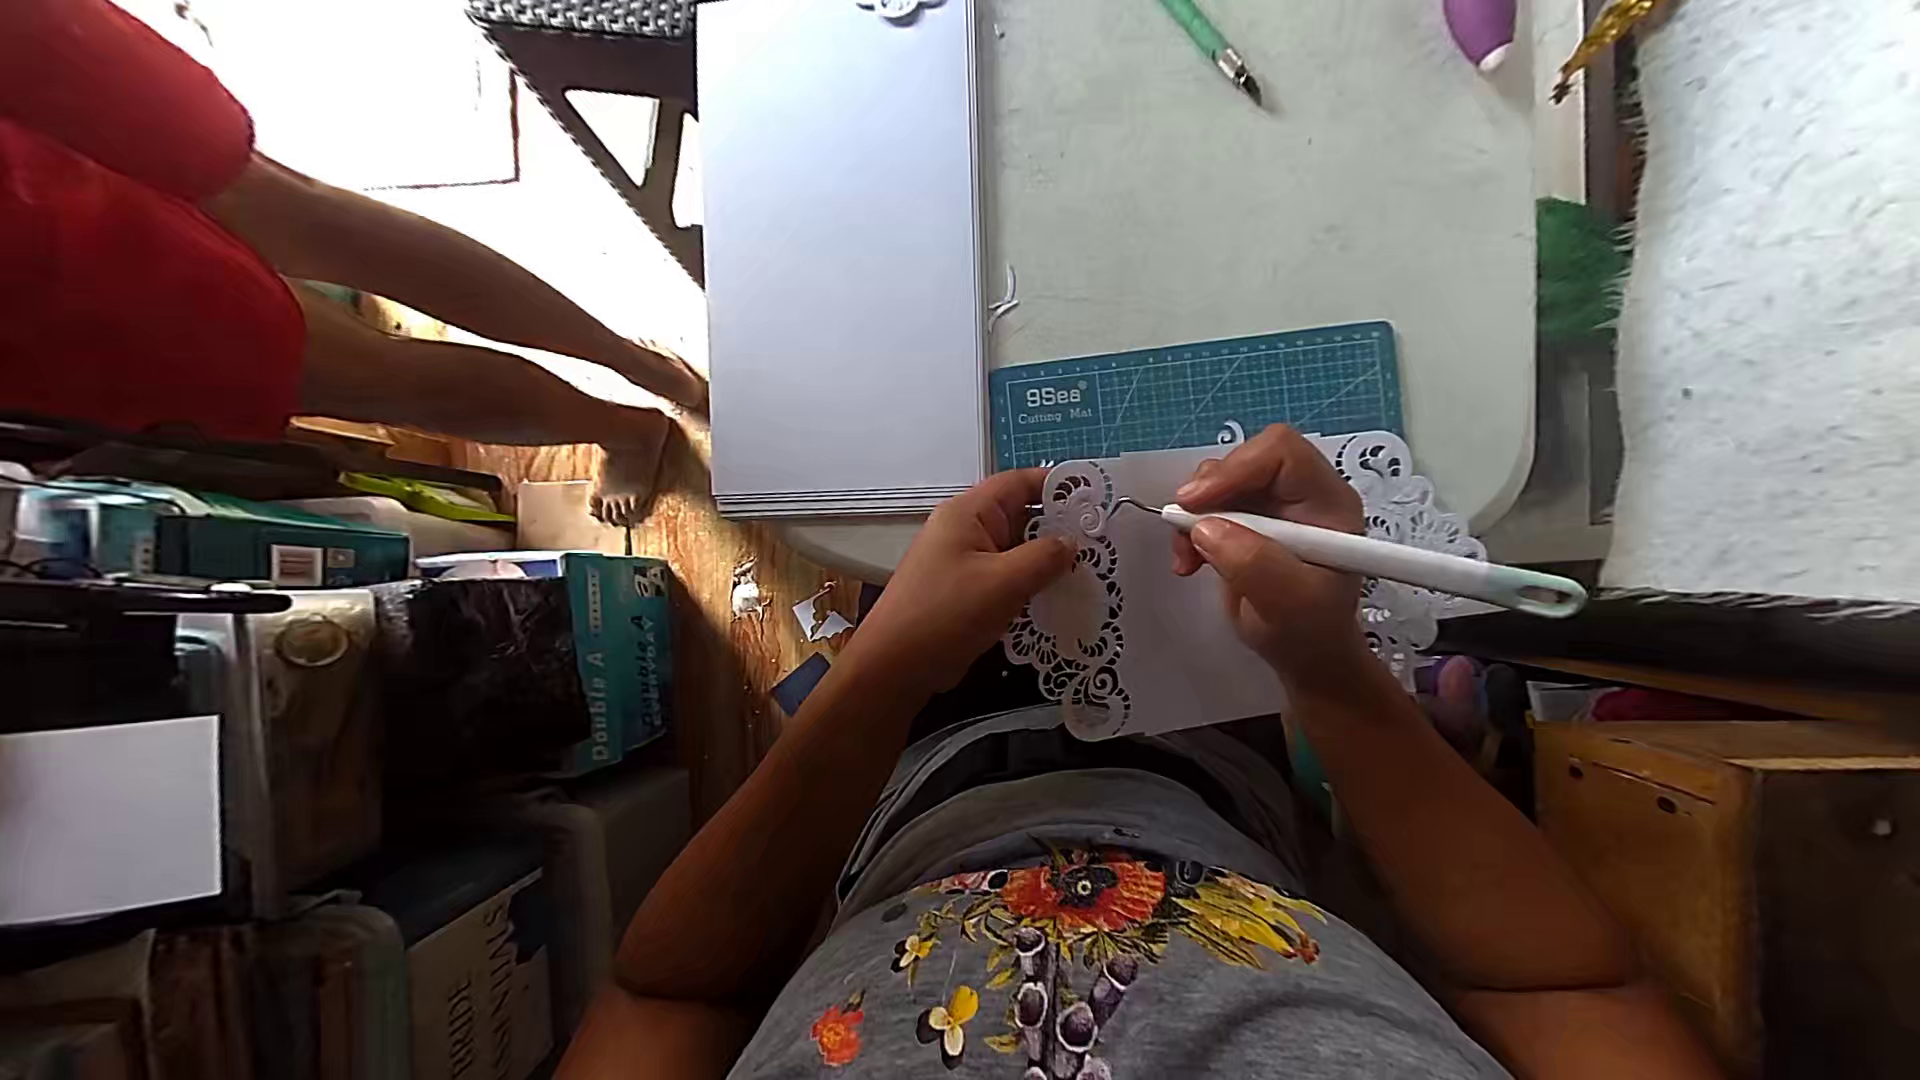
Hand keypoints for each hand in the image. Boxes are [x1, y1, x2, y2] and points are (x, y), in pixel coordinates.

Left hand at [846, 469, 1075, 694]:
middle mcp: (965, 531)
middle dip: (1059, 528)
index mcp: (968, 513)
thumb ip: (1043, 557)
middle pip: (1020, 517)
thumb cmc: (945, 615)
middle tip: (1104, 542)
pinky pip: (1006, 578)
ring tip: (1093, 570)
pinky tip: (1060, 597)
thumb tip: (1071, 543)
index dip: (1058, 486)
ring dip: (1047, 561)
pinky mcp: (967, 592)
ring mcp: (965, 562)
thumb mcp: (1003, 582)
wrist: (895, 667)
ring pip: (1016, 551)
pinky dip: (1031, 584)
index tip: (1097, 499)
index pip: (1019, 483)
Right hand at [1170, 424, 1370, 683]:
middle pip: (1244, 460)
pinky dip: (1187, 529)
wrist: (1300, 653)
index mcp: (1326, 502)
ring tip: (1189, 557)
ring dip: (1192, 515)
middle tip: (1184, 527)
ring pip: (1218, 481)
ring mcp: (1269, 505)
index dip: (1236, 468)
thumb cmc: (1306, 631)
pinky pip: (1204, 505)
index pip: (1281, 453)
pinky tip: (1189, 560)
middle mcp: (1299, 494)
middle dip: (1208, 493)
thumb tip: (1205, 528)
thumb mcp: (1289, 604)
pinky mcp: (1242, 519)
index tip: (1195, 502)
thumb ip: (1254, 563)